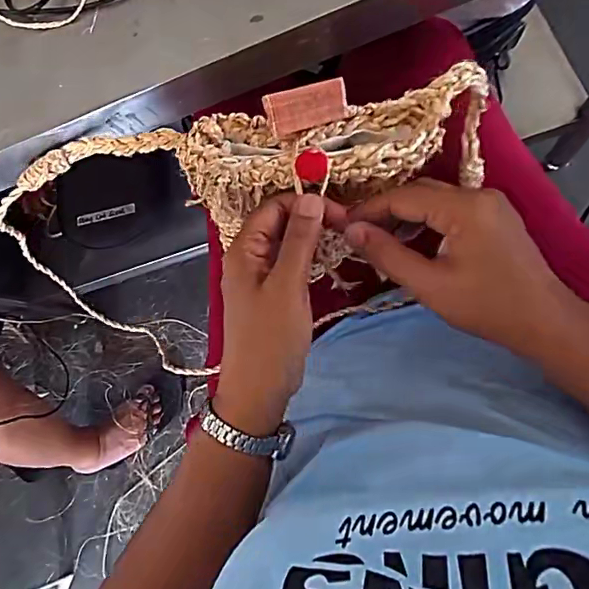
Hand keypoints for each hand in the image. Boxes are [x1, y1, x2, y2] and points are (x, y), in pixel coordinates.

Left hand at [216, 193, 330, 434]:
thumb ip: (300, 240)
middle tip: (345, 227)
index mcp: (243, 250)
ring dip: (310, 236)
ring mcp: (257, 275)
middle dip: (310, 217)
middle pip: (278, 221)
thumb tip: (311, 197)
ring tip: (341, 240)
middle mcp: (246, 257)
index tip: (339, 214)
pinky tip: (326, 260)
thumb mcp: (288, 285)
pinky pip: (287, 262)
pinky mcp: (269, 292)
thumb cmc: (271, 338)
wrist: (258, 390)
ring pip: (285, 241)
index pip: (272, 206)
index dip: (304, 203)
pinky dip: (307, 256)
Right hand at [344, 179, 577, 357]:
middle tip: (359, 234)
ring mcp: (491, 203)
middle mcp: (479, 194)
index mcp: (464, 207)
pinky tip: (414, 242)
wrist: (546, 322)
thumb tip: (352, 231)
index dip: (369, 210)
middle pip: (419, 192)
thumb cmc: (488, 307)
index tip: (343, 226)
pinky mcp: (496, 215)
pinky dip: (428, 220)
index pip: (403, 196)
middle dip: (386, 210)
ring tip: (382, 241)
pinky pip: (452, 208)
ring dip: (407, 215)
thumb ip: (387, 254)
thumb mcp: (429, 285)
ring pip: (436, 199)